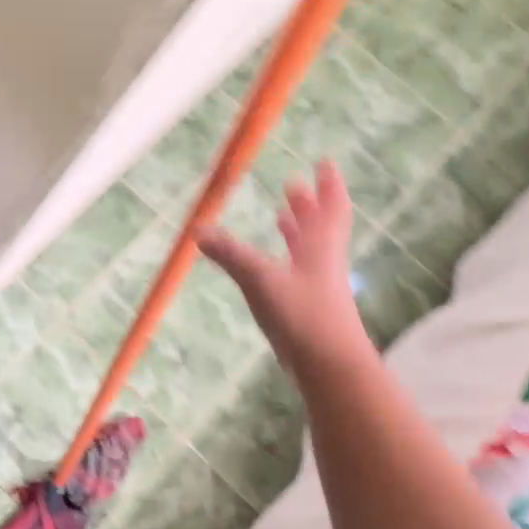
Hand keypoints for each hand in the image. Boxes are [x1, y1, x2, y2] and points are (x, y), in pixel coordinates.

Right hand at [196, 160, 374, 374]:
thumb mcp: (261, 281)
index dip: (328, 185)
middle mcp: (323, 264)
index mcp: (321, 249)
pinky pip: (297, 273)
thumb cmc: (303, 317)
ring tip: (283, 219)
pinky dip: (286, 261)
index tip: (324, 163)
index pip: (329, 209)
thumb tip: (198, 230)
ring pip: (309, 251)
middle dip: (307, 206)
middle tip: (294, 187)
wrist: (330, 366)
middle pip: (319, 228)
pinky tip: (273, 269)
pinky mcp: (309, 310)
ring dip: (297, 232)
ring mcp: (318, 288)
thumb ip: (230, 255)